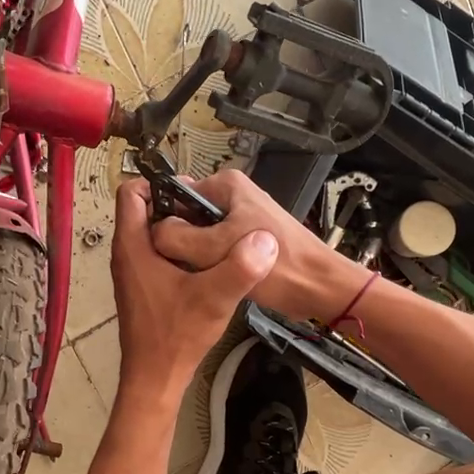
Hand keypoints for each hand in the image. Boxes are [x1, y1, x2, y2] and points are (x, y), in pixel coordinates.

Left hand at [111, 179, 276, 400]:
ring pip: (152, 234)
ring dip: (180, 230)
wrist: (156, 379)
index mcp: (132, 246)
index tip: (194, 195)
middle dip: (176, 206)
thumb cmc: (176, 336)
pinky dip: (179, 251)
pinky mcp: (143, 288)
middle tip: (211, 214)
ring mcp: (133, 272)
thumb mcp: (216, 298)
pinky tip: (206, 263)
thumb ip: (241, 267)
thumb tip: (266, 239)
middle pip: (144, 210)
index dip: (159, 184)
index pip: (131, 192)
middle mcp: (126, 254)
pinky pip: (157, 254)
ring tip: (213, 235)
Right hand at [149, 169, 369, 322]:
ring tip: (187, 275)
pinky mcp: (246, 239)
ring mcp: (240, 218)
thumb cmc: (279, 267)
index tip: (153, 247)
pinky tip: (205, 280)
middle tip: (172, 266)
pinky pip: (213, 247)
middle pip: (185, 216)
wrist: (322, 289)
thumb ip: (177, 239)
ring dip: (191, 255)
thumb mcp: (218, 251)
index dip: (161, 220)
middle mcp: (232, 195)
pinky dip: (207, 263)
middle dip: (177, 240)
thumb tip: (151, 234)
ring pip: (198, 235)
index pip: (174, 195)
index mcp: (225, 185)